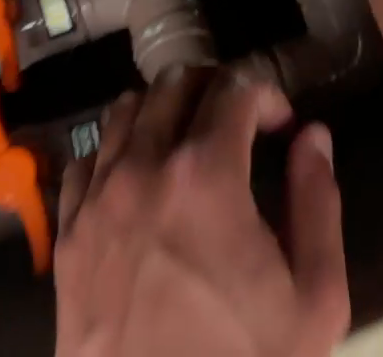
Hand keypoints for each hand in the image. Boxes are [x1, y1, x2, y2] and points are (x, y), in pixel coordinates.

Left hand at [54, 69, 349, 356]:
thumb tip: (313, 136)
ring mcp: (96, 198)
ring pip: (125, 110)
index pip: (234, 88)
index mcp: (206, 175)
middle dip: (215, 89)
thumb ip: (318, 203)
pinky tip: (138, 179)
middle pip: (175, 83)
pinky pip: (86, 159)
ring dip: (164, 110)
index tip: (281, 124)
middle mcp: (143, 168)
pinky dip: (117, 150)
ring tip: (190, 142)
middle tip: (240, 124)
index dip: (266, 93)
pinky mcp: (65, 233)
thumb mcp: (314, 298)